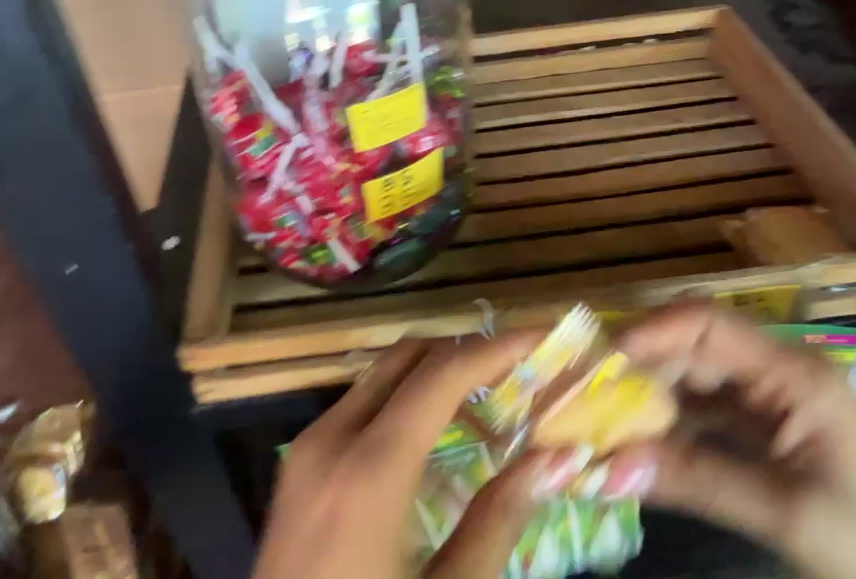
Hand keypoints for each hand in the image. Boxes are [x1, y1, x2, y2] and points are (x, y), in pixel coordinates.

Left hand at [254, 333, 625, 578]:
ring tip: (492, 395)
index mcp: (369, 470)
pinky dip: (405, 398)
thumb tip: (557, 458)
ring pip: (380, 374)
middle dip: (467, 350)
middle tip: (523, 366)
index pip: (440, 375)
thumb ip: (498, 519)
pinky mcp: (298, 463)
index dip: (496, 347)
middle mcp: (330, 437)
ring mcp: (306, 446)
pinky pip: (359, 404)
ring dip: (436, 372)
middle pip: (407, 356)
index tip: (544, 336)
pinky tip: (440, 432)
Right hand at [610, 303, 855, 578]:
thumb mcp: (790, 516)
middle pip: (693, 349)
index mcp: (793, 374)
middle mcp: (779, 375)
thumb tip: (607, 466)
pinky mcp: (772, 437)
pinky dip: (671, 431)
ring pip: (695, 383)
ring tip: (597, 422)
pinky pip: (708, 419)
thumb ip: (698, 482)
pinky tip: (637, 450)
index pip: (707, 324)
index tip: (595, 362)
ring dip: (649, 401)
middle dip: (637, 368)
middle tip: (582, 396)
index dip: (649, 332)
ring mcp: (775, 406)